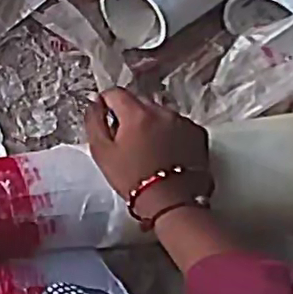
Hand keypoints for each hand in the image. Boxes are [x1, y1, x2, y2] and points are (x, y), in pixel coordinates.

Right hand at [86, 88, 210, 221]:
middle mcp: (163, 111)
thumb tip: (94, 104)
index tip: (103, 117)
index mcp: (136, 113)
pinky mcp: (198, 133)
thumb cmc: (131, 177)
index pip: (115, 92)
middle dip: (128, 114)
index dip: (105, 103)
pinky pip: (176, 123)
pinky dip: (167, 131)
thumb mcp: (101, 150)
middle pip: (138, 101)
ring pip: (158, 112)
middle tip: (123, 138)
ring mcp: (183, 121)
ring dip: (148, 122)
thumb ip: (94, 121)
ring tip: (144, 147)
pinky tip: (163, 151)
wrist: (171, 200)